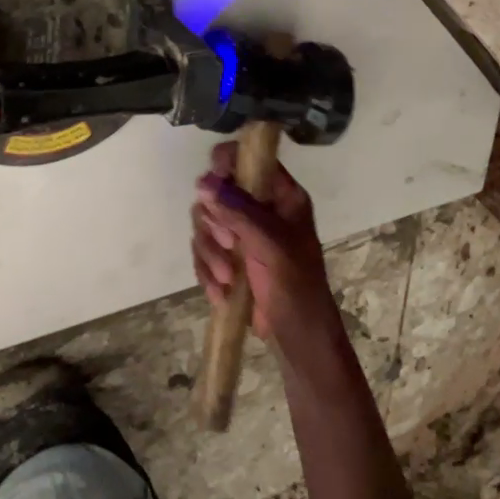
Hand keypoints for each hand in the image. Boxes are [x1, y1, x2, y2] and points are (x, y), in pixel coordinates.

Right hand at [191, 142, 342, 348]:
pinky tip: (221, 292)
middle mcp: (259, 209)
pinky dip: (206, 271)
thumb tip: (204, 183)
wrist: (297, 338)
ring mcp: (241, 233)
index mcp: (281, 197)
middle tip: (229, 244)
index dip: (227, 163)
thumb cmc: (297, 287)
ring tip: (227, 278)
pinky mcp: (227, 257)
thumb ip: (239, 212)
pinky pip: (202, 250)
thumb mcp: (272, 245)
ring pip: (204, 223)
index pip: (250, 160)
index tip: (212, 183)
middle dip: (215, 223)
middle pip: (216, 193)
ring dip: (210, 252)